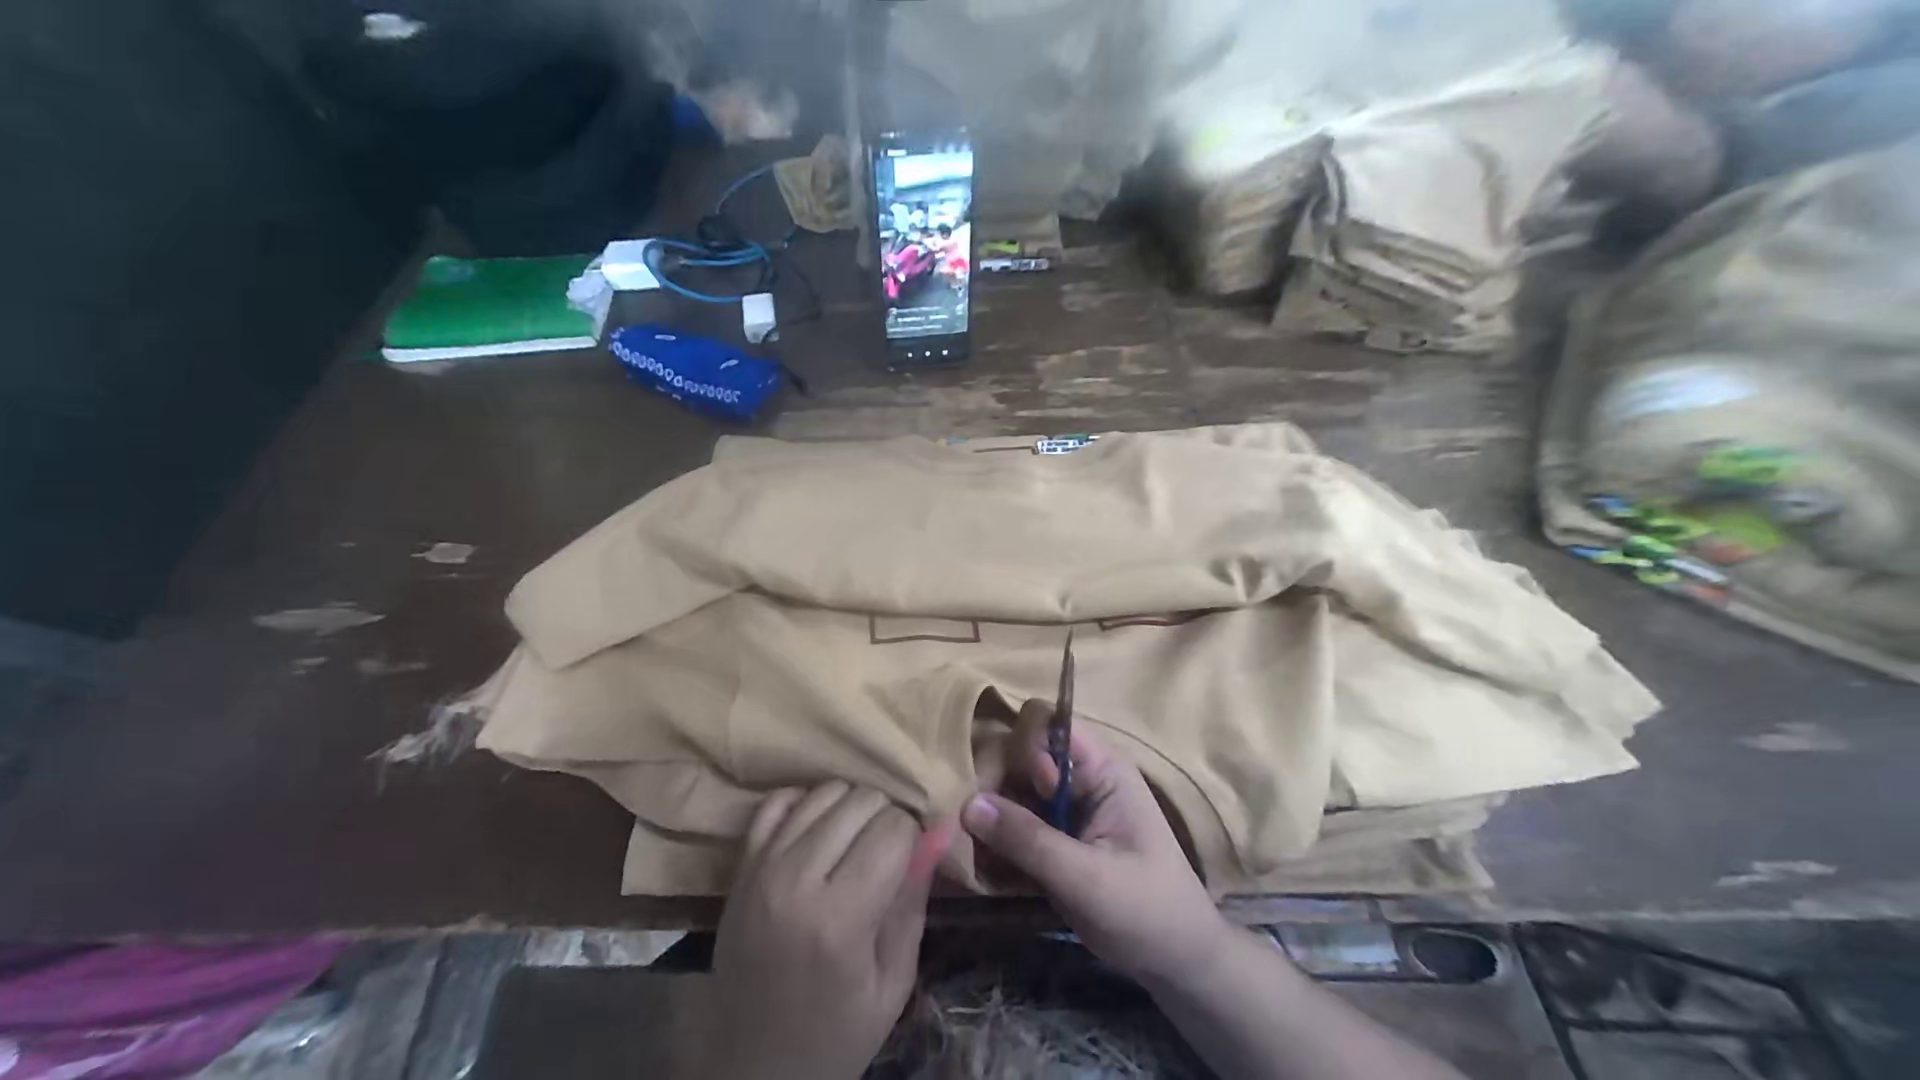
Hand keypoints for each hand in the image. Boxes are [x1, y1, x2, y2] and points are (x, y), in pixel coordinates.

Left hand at [690, 781, 953, 1079]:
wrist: (749, 1067)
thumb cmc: (833, 1035)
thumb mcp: (892, 983)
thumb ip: (913, 902)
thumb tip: (938, 831)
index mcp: (840, 919)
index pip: (894, 829)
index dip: (913, 838)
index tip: (910, 863)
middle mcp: (797, 880)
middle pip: (861, 800)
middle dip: (886, 818)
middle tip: (886, 855)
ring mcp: (762, 868)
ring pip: (824, 791)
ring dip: (850, 807)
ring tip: (854, 843)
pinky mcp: (740, 865)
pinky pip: (778, 801)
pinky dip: (805, 803)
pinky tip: (818, 831)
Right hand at [962, 700, 1230, 982]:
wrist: (1176, 962)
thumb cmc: (1146, 912)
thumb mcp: (1088, 880)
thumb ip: (1029, 840)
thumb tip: (968, 804)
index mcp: (1102, 768)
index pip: (1051, 721)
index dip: (1032, 746)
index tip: (1038, 791)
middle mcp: (1080, 776)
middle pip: (1023, 749)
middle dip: (1001, 779)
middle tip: (993, 826)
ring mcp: (1065, 804)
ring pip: (1012, 783)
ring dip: (993, 810)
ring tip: (983, 848)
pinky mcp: (1053, 832)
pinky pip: (1014, 815)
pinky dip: (997, 831)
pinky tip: (988, 860)